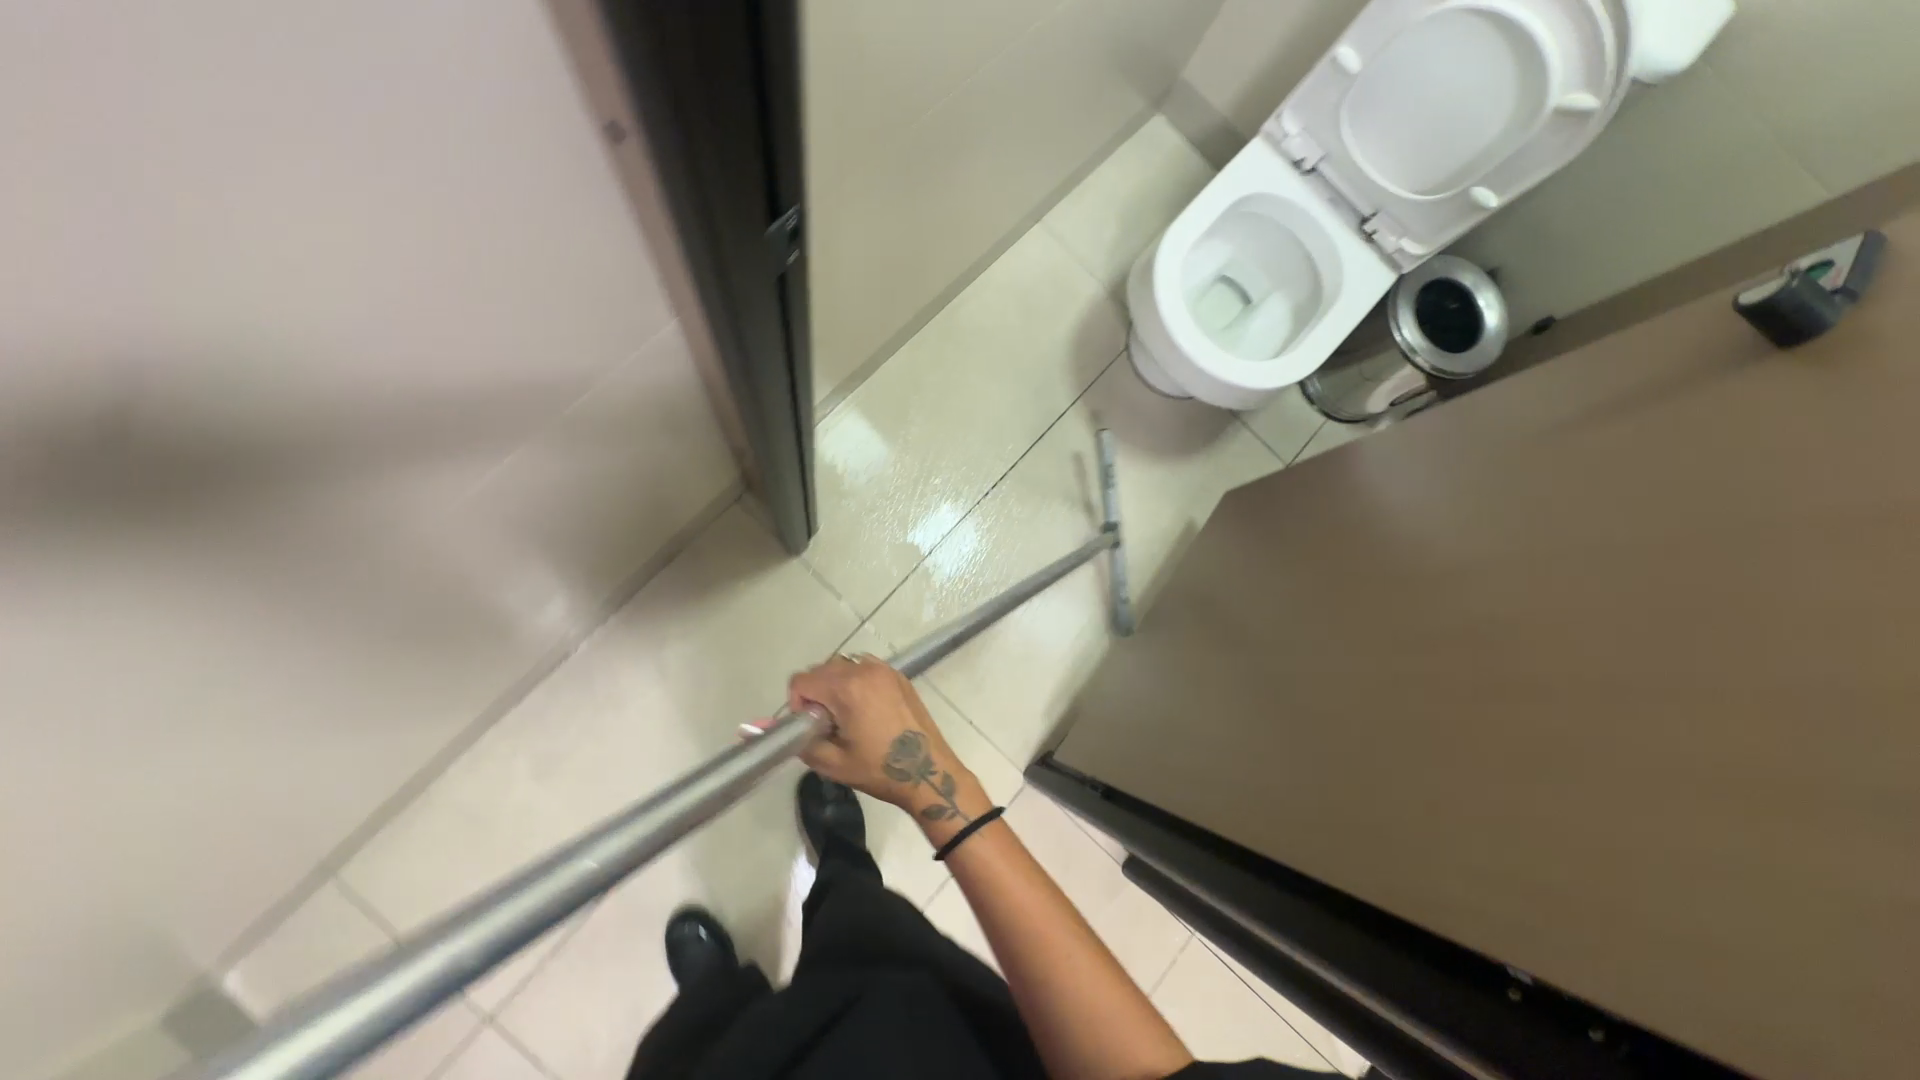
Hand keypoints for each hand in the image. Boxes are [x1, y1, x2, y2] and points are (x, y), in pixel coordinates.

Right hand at [787, 654, 990, 840]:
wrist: (929, 772)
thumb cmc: (880, 769)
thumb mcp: (832, 763)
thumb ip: (799, 742)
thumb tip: (776, 730)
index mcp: (847, 688)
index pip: (801, 680)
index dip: (797, 704)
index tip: (810, 726)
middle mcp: (865, 670)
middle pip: (821, 670)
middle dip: (816, 694)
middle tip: (827, 724)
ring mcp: (885, 670)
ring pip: (844, 666)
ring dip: (836, 685)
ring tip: (847, 716)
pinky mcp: (899, 676)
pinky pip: (866, 668)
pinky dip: (857, 682)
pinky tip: (866, 709)